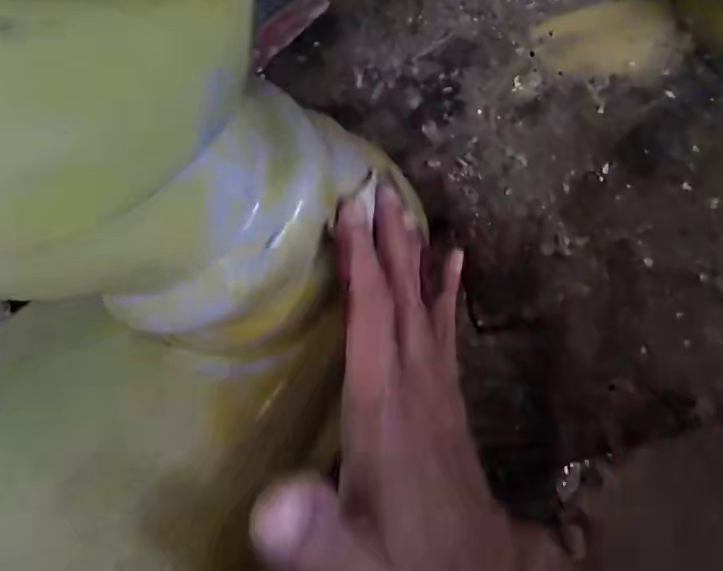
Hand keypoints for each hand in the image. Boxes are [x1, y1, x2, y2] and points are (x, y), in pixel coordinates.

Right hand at [250, 183, 557, 570]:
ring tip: (409, 211)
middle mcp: (418, 380)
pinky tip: (455, 261)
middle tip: (380, 188)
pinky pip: (448, 328)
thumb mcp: (350, 562)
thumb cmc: (401, 560)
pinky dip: (447, 290)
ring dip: (415, 255)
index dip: (360, 259)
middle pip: (402, 295)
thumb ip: (313, 534)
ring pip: (426, 304)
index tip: (350, 208)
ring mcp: (440, 385)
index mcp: (384, 404)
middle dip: (389, 239)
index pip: (371, 314)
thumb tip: (267, 501)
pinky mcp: (451, 396)